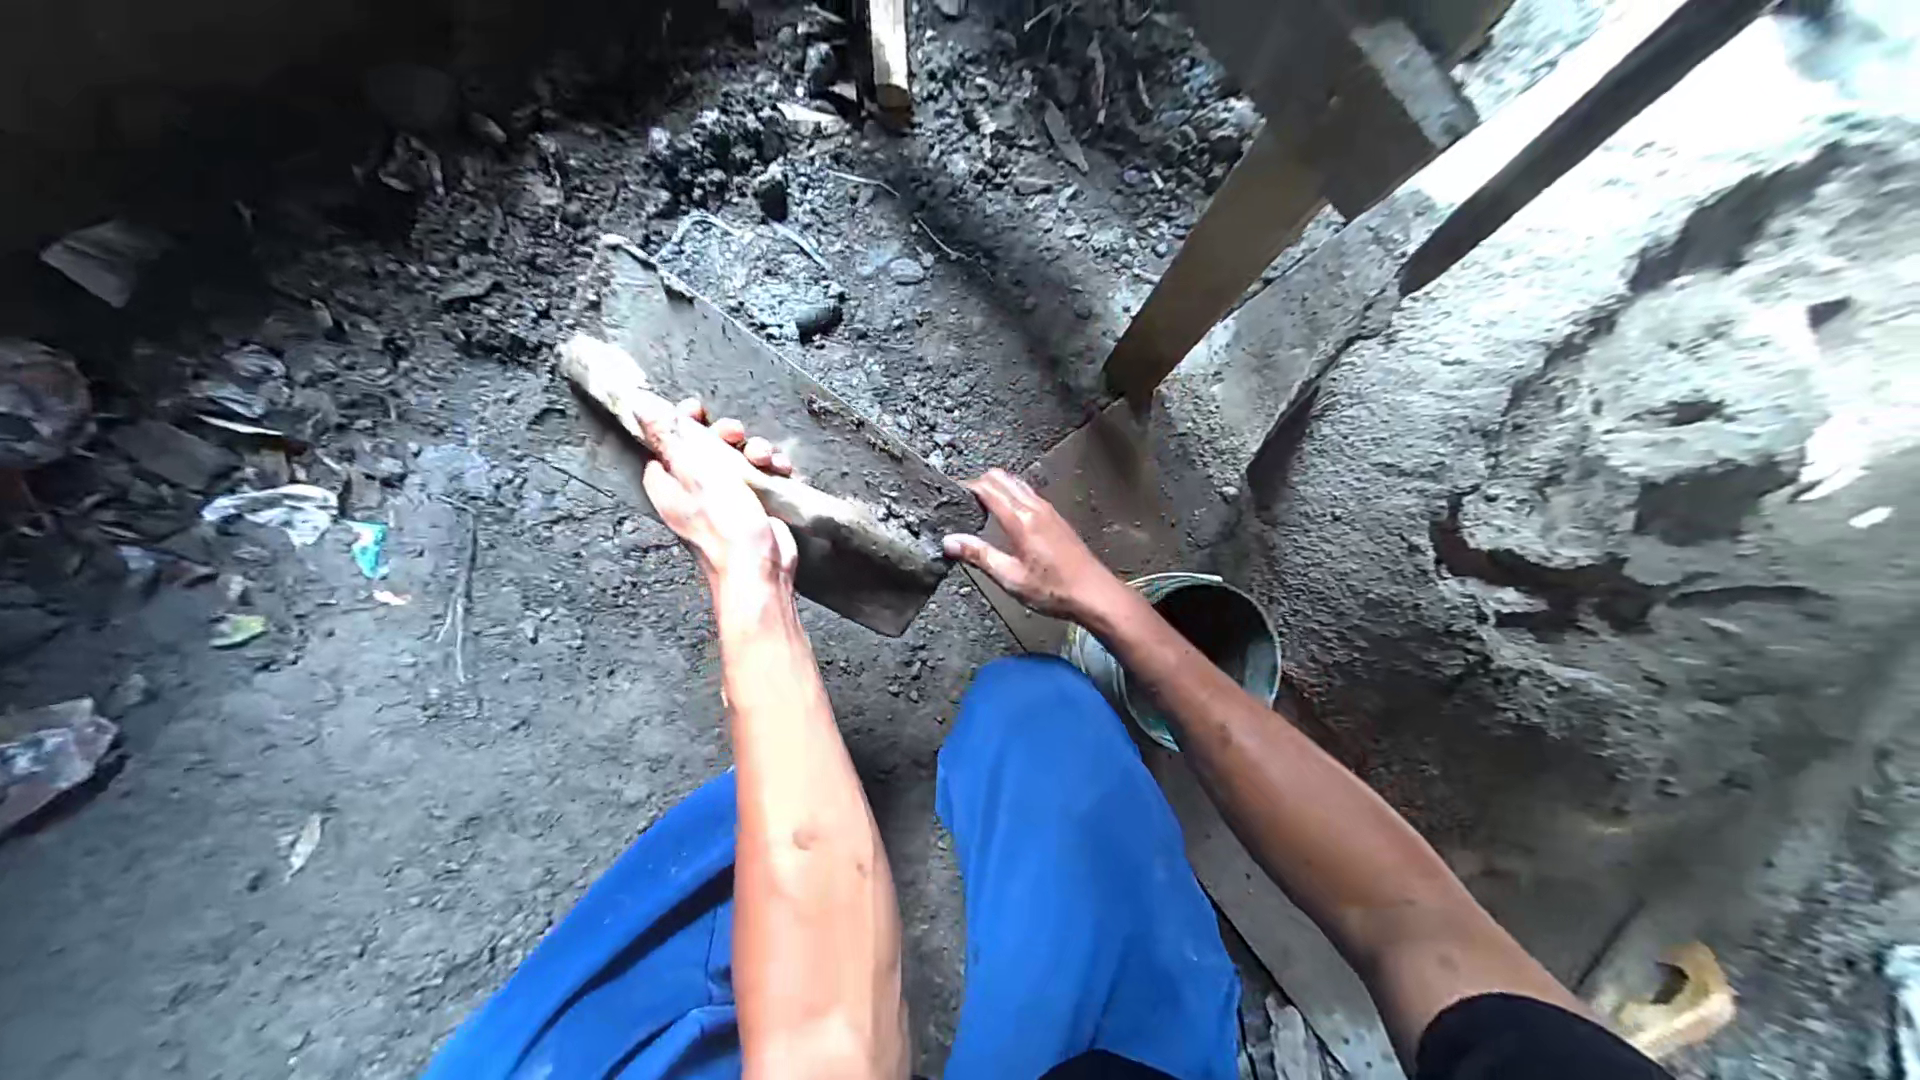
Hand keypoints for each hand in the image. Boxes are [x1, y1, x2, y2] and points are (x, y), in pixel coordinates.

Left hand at [630, 394, 797, 591]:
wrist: (759, 569)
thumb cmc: (724, 528)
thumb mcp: (694, 473)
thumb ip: (668, 437)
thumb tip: (638, 405)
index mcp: (669, 482)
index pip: (667, 441)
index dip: (681, 421)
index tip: (699, 409)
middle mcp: (694, 490)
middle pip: (706, 445)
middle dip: (727, 435)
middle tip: (737, 435)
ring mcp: (726, 499)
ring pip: (739, 458)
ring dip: (756, 451)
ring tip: (765, 459)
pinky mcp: (754, 506)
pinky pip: (763, 476)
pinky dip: (772, 469)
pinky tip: (780, 470)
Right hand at [942, 468, 1121, 620]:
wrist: (1094, 594)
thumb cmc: (1055, 590)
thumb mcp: (1010, 578)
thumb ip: (979, 556)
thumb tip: (950, 542)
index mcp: (1022, 521)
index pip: (988, 489)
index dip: (967, 487)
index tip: (952, 493)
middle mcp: (1036, 508)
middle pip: (1002, 478)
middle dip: (980, 482)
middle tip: (963, 498)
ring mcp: (1049, 511)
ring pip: (1017, 483)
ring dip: (997, 486)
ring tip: (980, 503)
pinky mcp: (1056, 518)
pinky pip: (1029, 494)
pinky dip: (1012, 494)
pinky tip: (1007, 513)